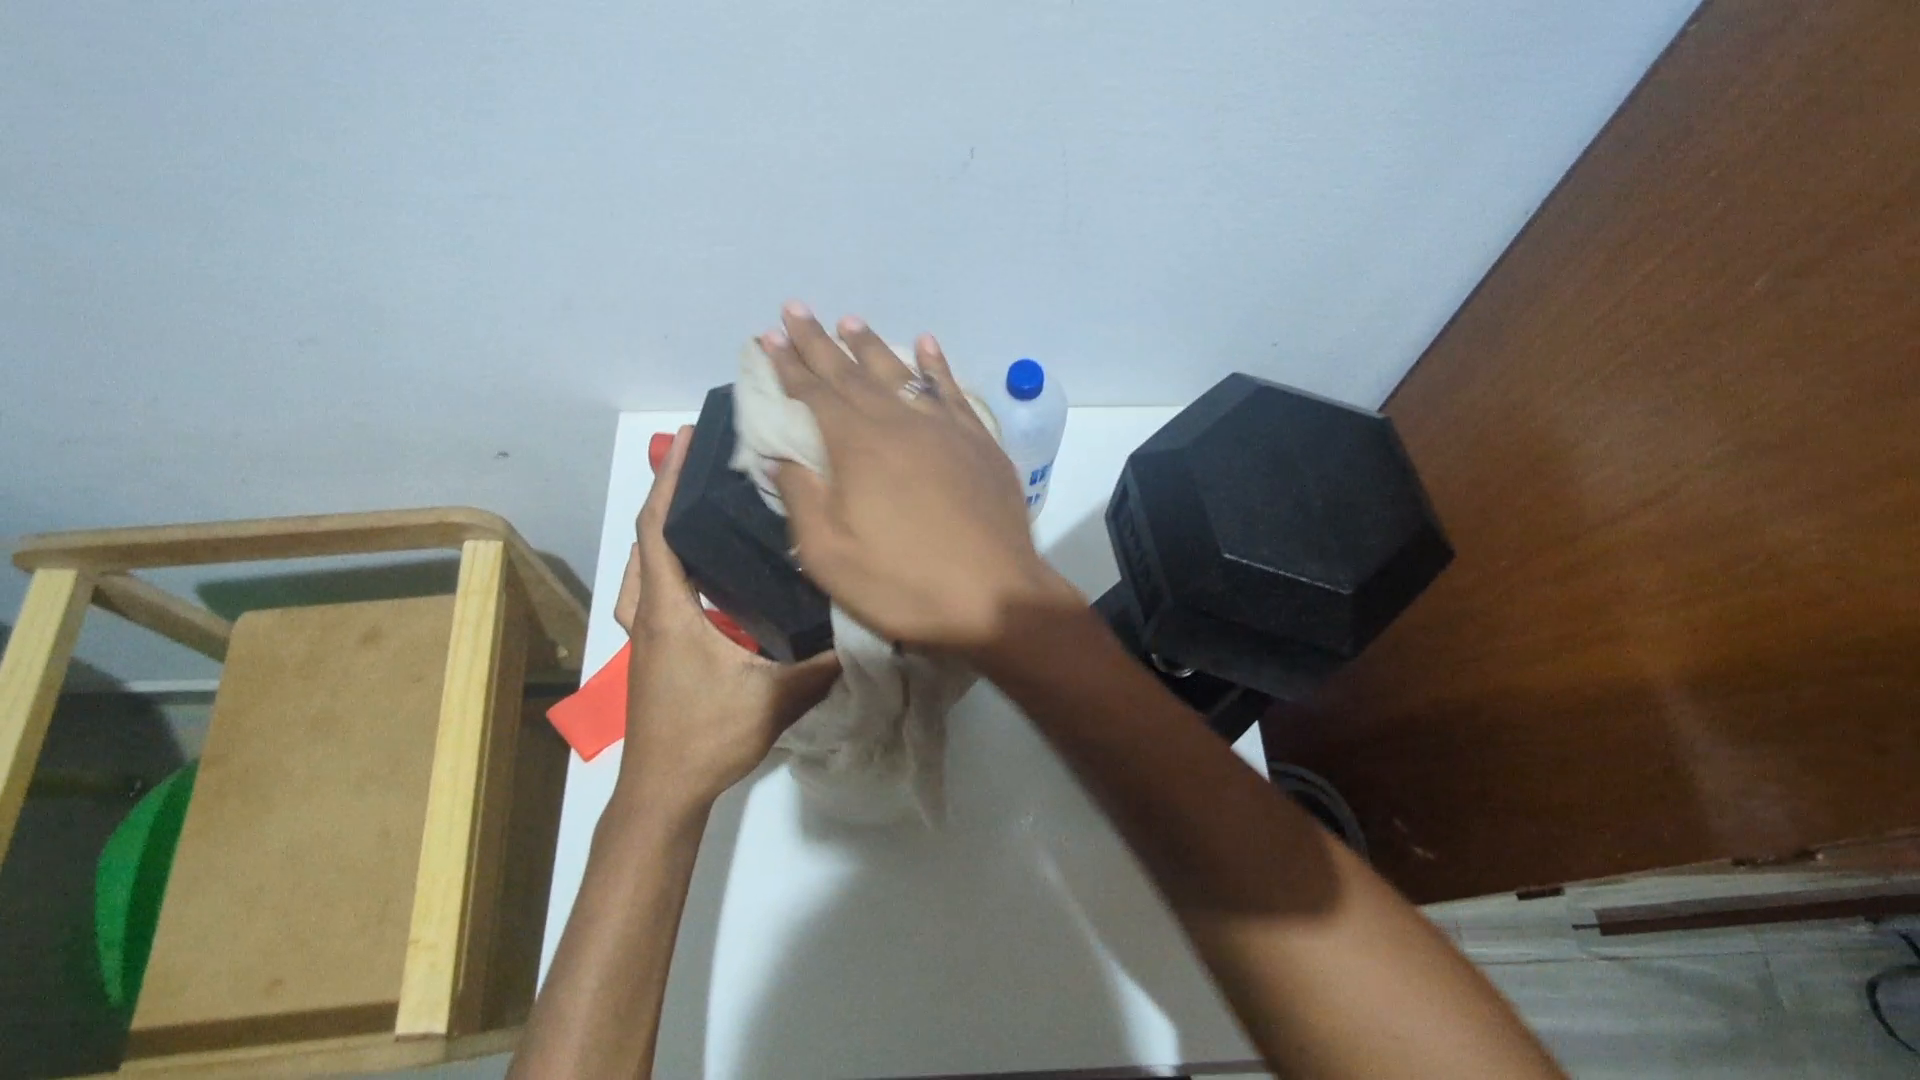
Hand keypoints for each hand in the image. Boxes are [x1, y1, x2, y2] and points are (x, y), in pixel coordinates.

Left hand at [615, 426, 840, 806]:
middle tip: (703, 463)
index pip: (659, 531)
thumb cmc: (707, 739)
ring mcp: (646, 636)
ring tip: (702, 505)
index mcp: (671, 613)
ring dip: (664, 529)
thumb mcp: (774, 699)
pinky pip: (654, 591)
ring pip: (645, 566)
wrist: (662, 793)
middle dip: (667, 493)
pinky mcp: (652, 653)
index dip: (669, 480)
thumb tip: (871, 632)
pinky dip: (669, 564)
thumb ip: (823, 666)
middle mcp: (650, 615)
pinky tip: (705, 571)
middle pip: (646, 539)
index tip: (688, 439)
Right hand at [759, 302, 1079, 649]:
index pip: (814, 394)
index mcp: (857, 447)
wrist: (996, 596)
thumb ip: (801, 498)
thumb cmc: (904, 583)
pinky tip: (925, 345)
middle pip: (851, 373)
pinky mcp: (979, 442)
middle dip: (819, 342)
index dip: (788, 365)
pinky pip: (951, 391)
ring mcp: (945, 428)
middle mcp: (899, 423)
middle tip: (795, 310)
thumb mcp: (829, 555)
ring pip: (900, 374)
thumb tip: (779, 458)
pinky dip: (935, 365)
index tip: (768, 337)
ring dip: (870, 346)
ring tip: (849, 321)